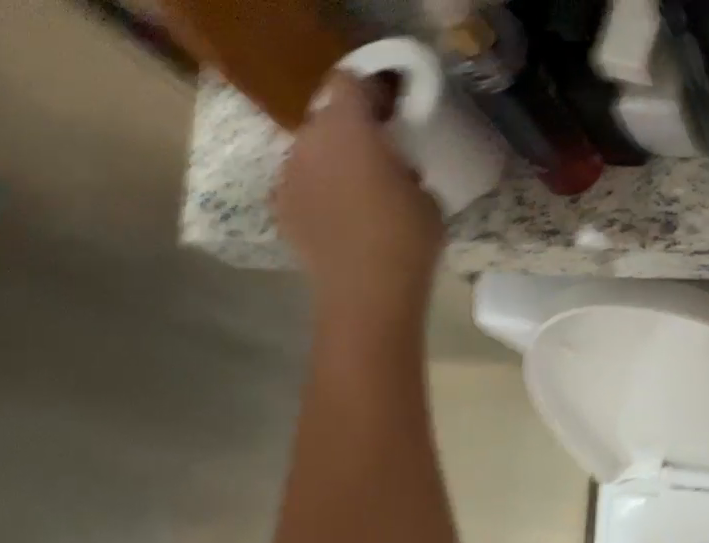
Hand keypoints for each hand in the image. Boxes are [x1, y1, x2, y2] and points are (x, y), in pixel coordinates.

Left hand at [275, 73, 443, 308]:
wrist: (367, 293)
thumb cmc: (408, 240)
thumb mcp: (428, 199)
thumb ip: (406, 171)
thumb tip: (395, 170)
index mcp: (349, 128)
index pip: (350, 82)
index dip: (372, 93)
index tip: (393, 116)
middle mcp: (310, 139)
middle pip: (327, 119)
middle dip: (351, 133)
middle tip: (382, 162)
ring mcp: (289, 173)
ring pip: (312, 153)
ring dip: (333, 165)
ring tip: (362, 198)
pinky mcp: (281, 206)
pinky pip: (301, 188)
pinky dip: (318, 197)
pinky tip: (341, 223)